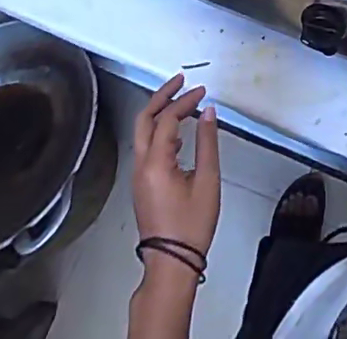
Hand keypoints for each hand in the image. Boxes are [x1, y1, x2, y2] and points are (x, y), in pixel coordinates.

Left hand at [131, 73, 220, 263]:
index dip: (184, 101)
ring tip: (180, 100)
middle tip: (180, 81)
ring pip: (142, 131)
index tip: (202, 92)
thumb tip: (208, 112)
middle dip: (161, 95)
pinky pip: (146, 146)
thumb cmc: (191, 225)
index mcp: (155, 162)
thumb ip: (207, 142)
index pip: (167, 119)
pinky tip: (177, 133)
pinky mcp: (141, 184)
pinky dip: (159, 129)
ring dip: (159, 111)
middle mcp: (141, 165)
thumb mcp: (207, 181)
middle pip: (145, 118)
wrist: (171, 265)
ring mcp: (138, 175)